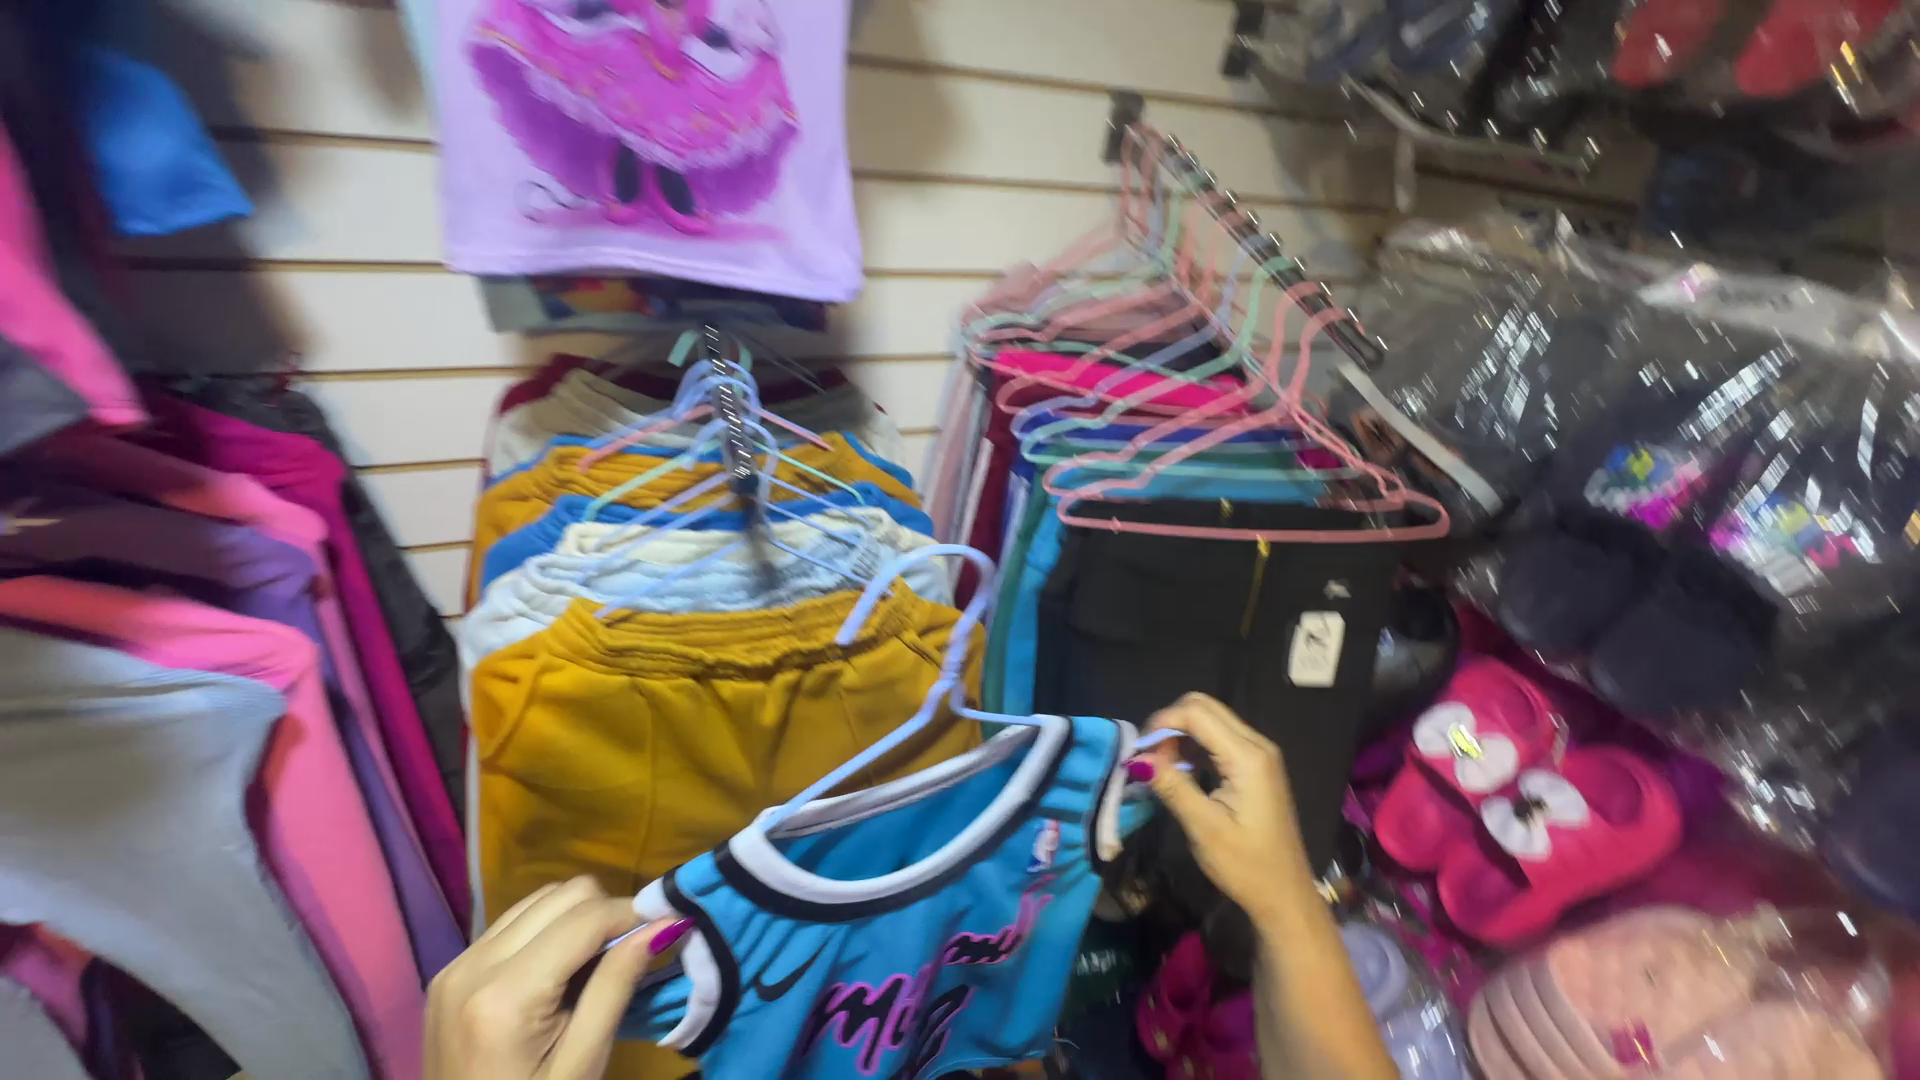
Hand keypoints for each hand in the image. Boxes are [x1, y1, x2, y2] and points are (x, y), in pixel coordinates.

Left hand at [425, 876, 688, 1079]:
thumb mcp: (583, 1062)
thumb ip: (617, 984)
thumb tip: (666, 922)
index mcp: (505, 997)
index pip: (587, 916)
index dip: (634, 913)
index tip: (669, 927)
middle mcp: (473, 966)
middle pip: (564, 894)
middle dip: (607, 912)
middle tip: (629, 952)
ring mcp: (456, 966)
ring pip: (542, 897)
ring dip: (578, 916)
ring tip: (593, 962)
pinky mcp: (451, 971)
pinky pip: (516, 919)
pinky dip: (549, 928)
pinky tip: (558, 968)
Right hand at [1135, 693, 1316, 922]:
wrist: (1285, 897)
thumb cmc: (1246, 866)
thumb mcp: (1203, 828)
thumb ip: (1171, 786)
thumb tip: (1136, 759)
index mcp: (1248, 757)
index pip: (1196, 713)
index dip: (1162, 723)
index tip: (1140, 752)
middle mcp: (1256, 745)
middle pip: (1204, 707)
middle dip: (1170, 723)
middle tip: (1151, 757)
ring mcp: (1258, 754)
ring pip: (1210, 719)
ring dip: (1180, 733)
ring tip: (1162, 767)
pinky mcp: (1254, 766)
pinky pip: (1218, 737)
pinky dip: (1193, 745)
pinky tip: (1181, 771)